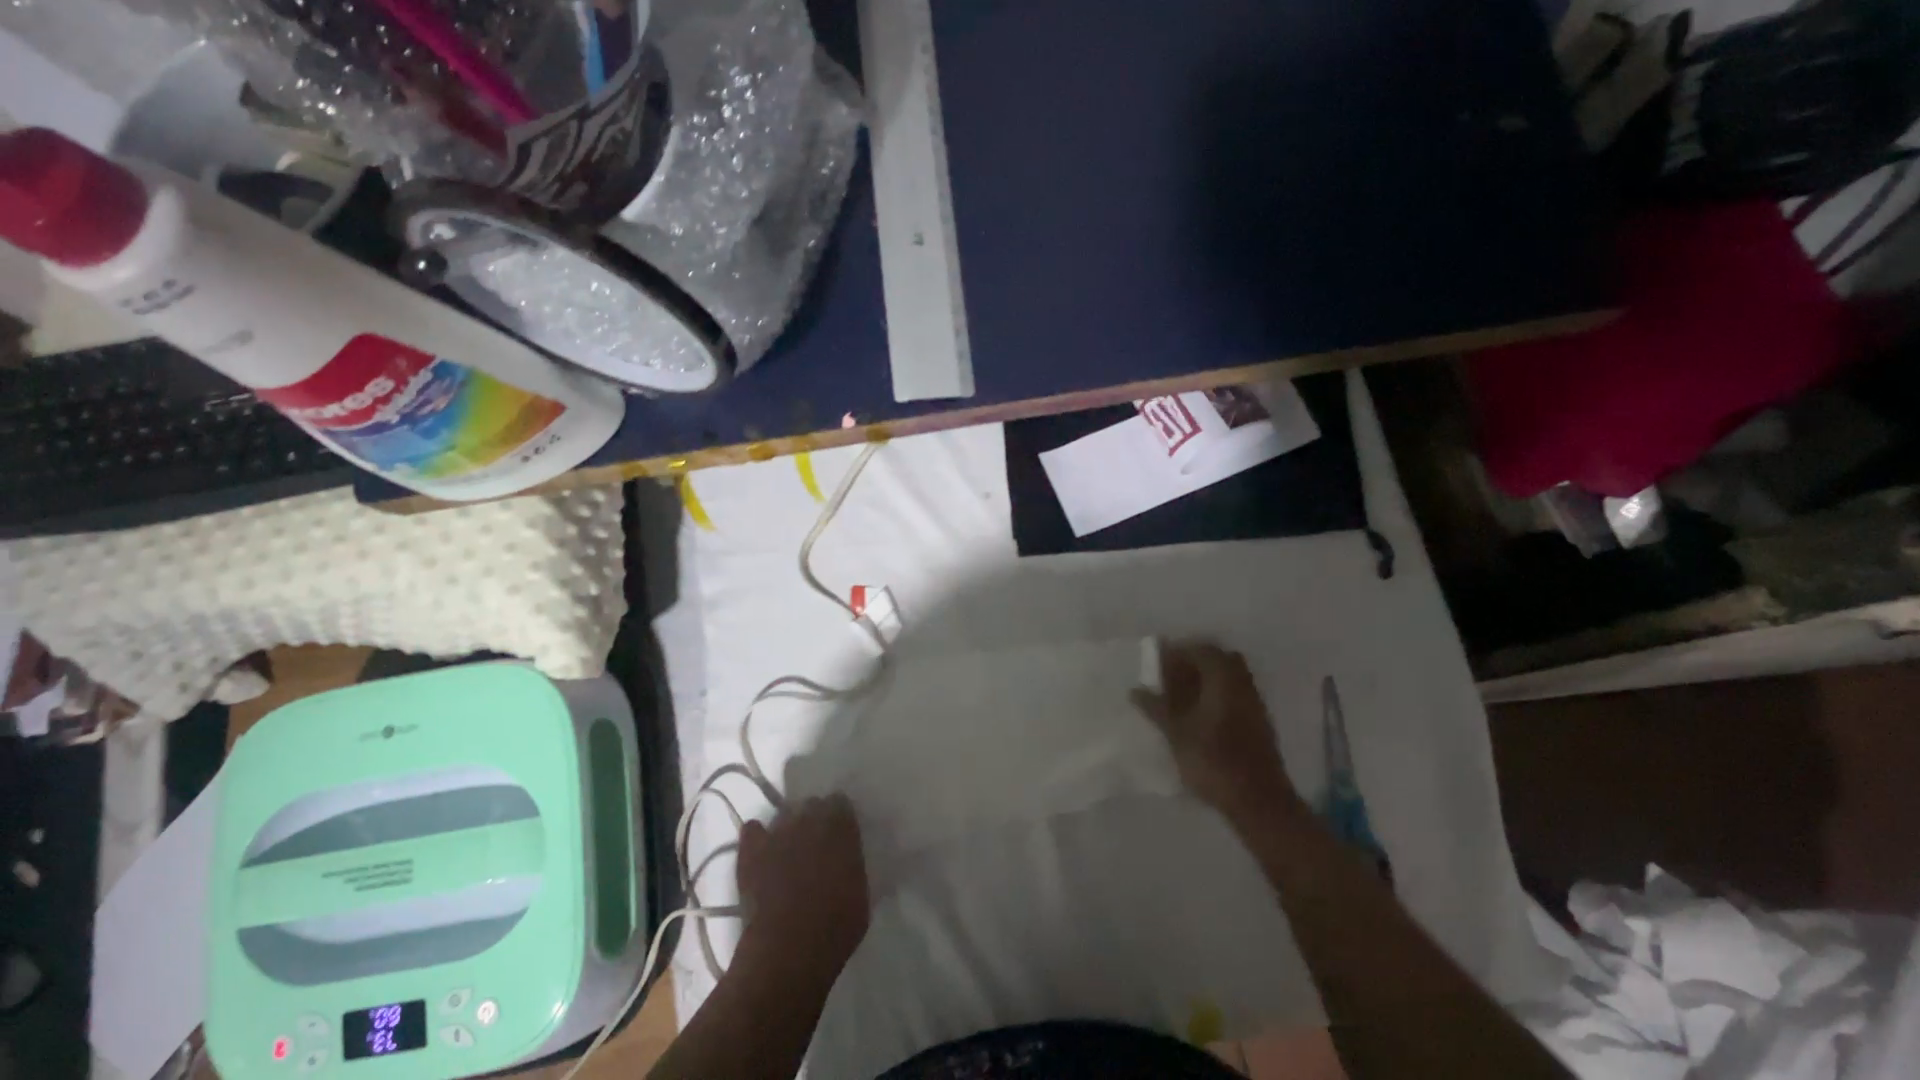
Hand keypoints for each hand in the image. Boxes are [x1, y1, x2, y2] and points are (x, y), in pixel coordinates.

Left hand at [734, 795, 870, 975]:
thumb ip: (852, 864)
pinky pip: (753, 829)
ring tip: (787, 853)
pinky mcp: (750, 849)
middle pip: (811, 805)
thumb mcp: (861, 893)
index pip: (840, 803)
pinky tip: (760, 851)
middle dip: (813, 820)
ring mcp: (776, 833)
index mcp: (841, 829)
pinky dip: (757, 837)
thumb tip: (847, 859)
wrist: (789, 947)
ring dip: (788, 830)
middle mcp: (808, 821)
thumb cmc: (836, 926)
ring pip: (783, 816)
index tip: (841, 833)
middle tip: (816, 845)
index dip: (839, 817)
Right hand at [1131, 642, 1304, 821]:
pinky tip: (1200, 716)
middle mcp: (1243, 684)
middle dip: (1195, 663)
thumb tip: (1136, 690)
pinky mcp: (1259, 723)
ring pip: (1230, 678)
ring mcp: (1255, 704)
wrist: (1258, 800)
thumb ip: (1157, 709)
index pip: (1202, 649)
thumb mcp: (1177, 735)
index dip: (1179, 651)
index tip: (1159, 661)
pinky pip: (1236, 696)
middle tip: (1170, 676)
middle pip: (1219, 660)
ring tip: (1181, 698)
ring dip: (1207, 680)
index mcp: (1224, 680)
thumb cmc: (1214, 762)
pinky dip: (1217, 696)